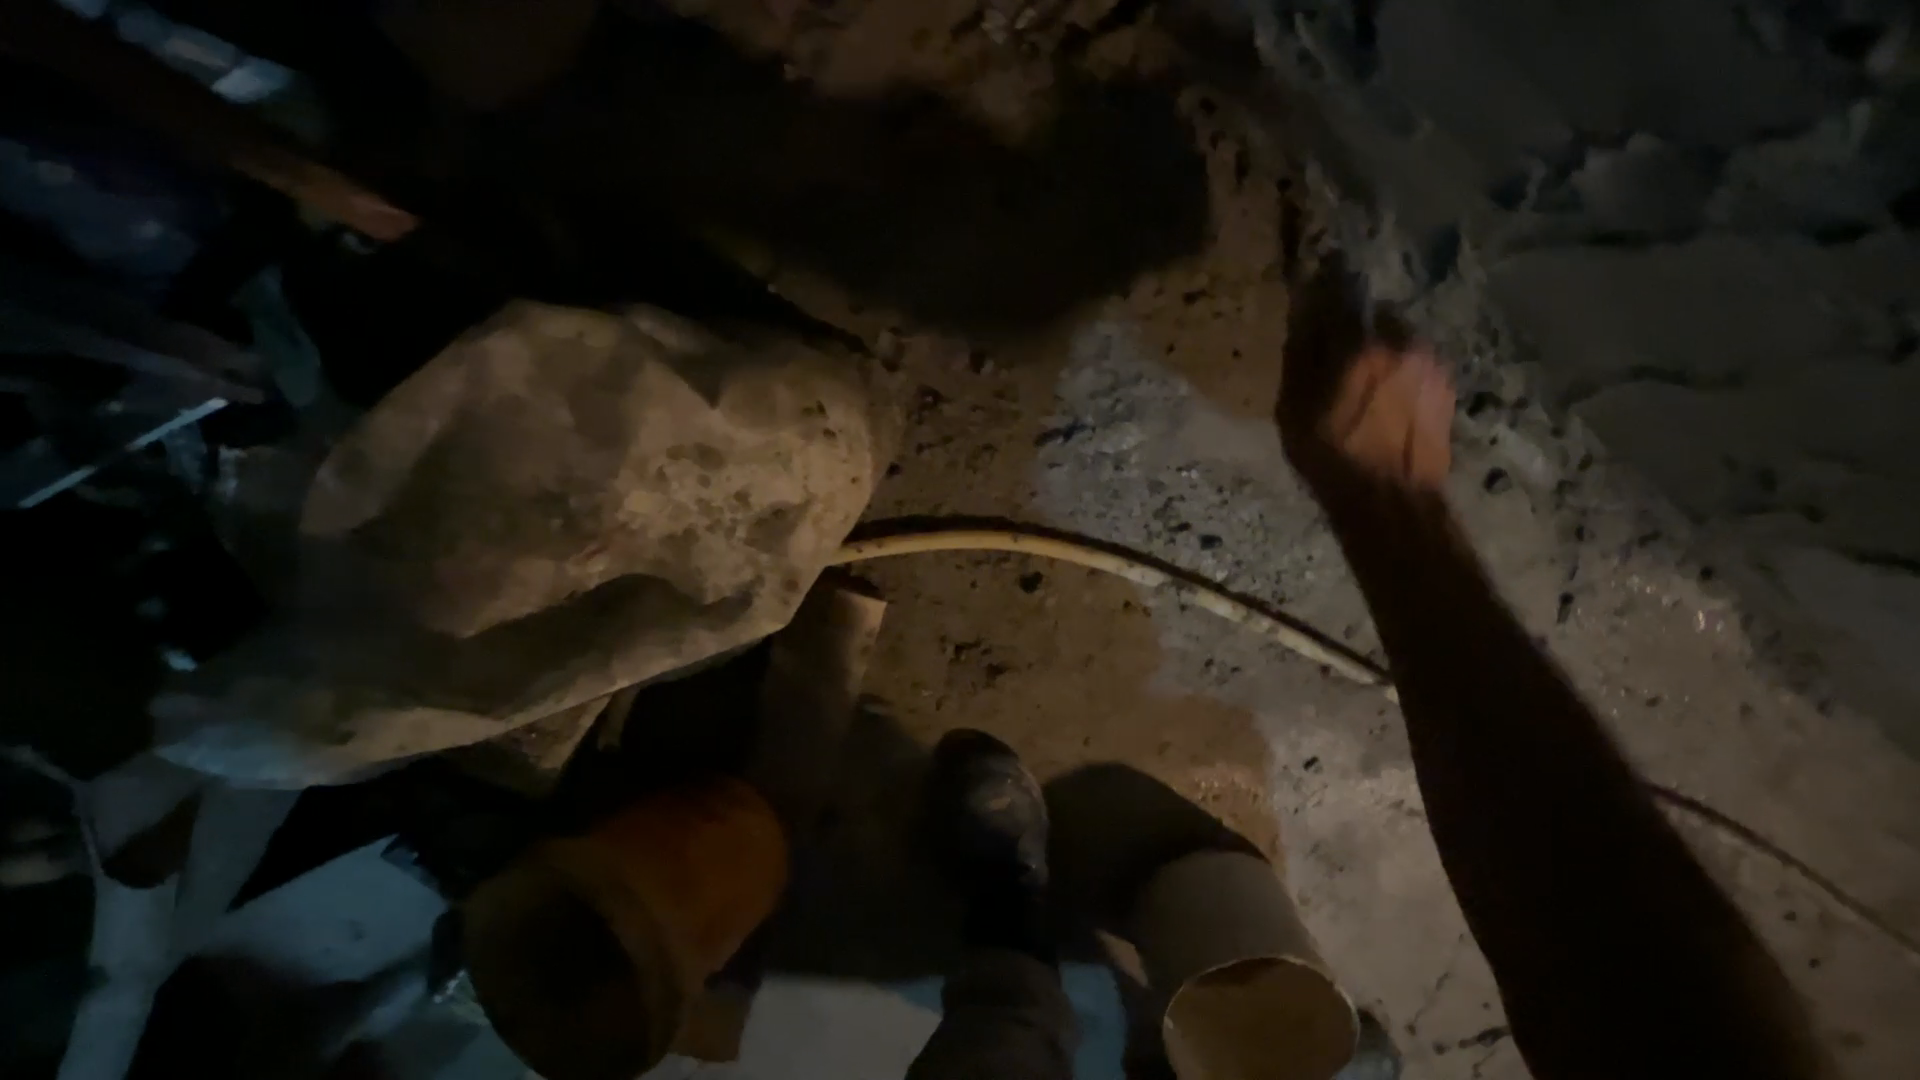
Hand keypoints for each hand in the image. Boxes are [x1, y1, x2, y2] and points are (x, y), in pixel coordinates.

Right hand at [1276, 256, 1454, 495]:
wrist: (1389, 500)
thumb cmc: (1330, 457)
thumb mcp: (1294, 408)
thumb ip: (1300, 353)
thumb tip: (1303, 310)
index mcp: (1360, 343)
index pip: (1338, 292)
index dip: (1323, 283)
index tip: (1312, 277)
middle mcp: (1403, 341)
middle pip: (1374, 313)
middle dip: (1355, 322)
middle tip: (1335, 348)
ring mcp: (1430, 363)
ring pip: (1399, 337)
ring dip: (1379, 346)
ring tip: (1360, 379)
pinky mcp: (1445, 387)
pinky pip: (1416, 362)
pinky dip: (1398, 369)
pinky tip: (1383, 398)